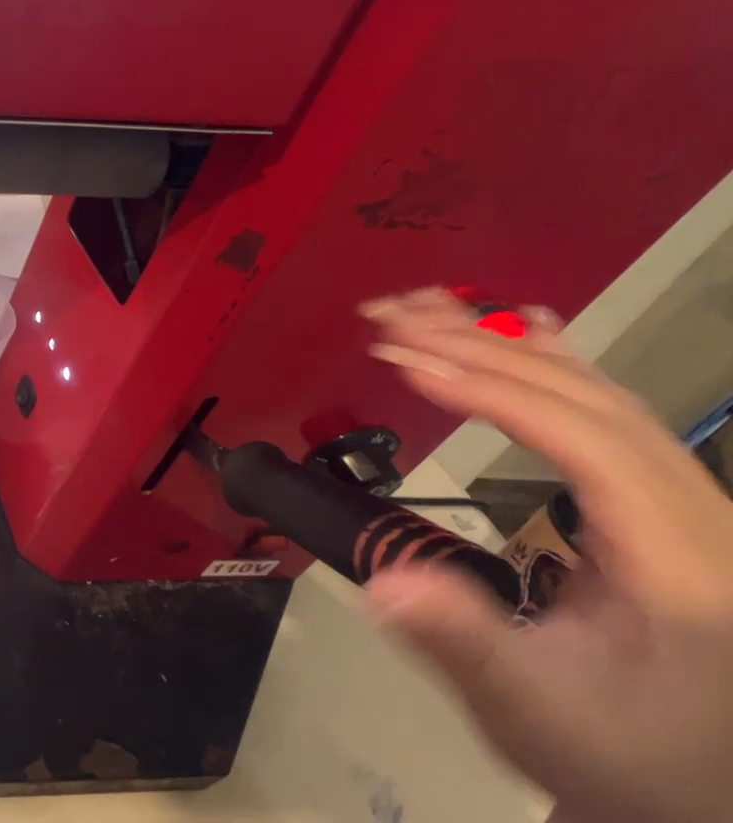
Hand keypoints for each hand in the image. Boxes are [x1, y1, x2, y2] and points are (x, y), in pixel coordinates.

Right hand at [361, 288, 732, 822]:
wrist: (687, 783)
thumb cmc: (610, 748)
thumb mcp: (534, 712)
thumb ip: (464, 644)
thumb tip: (384, 581)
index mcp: (679, 562)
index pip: (587, 440)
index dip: (493, 391)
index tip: (403, 362)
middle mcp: (700, 517)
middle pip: (593, 400)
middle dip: (483, 349)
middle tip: (386, 320)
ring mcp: (690, 508)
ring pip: (605, 396)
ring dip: (506, 345)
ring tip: (422, 309)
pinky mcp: (665, 508)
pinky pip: (613, 413)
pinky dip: (557, 361)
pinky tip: (529, 324)